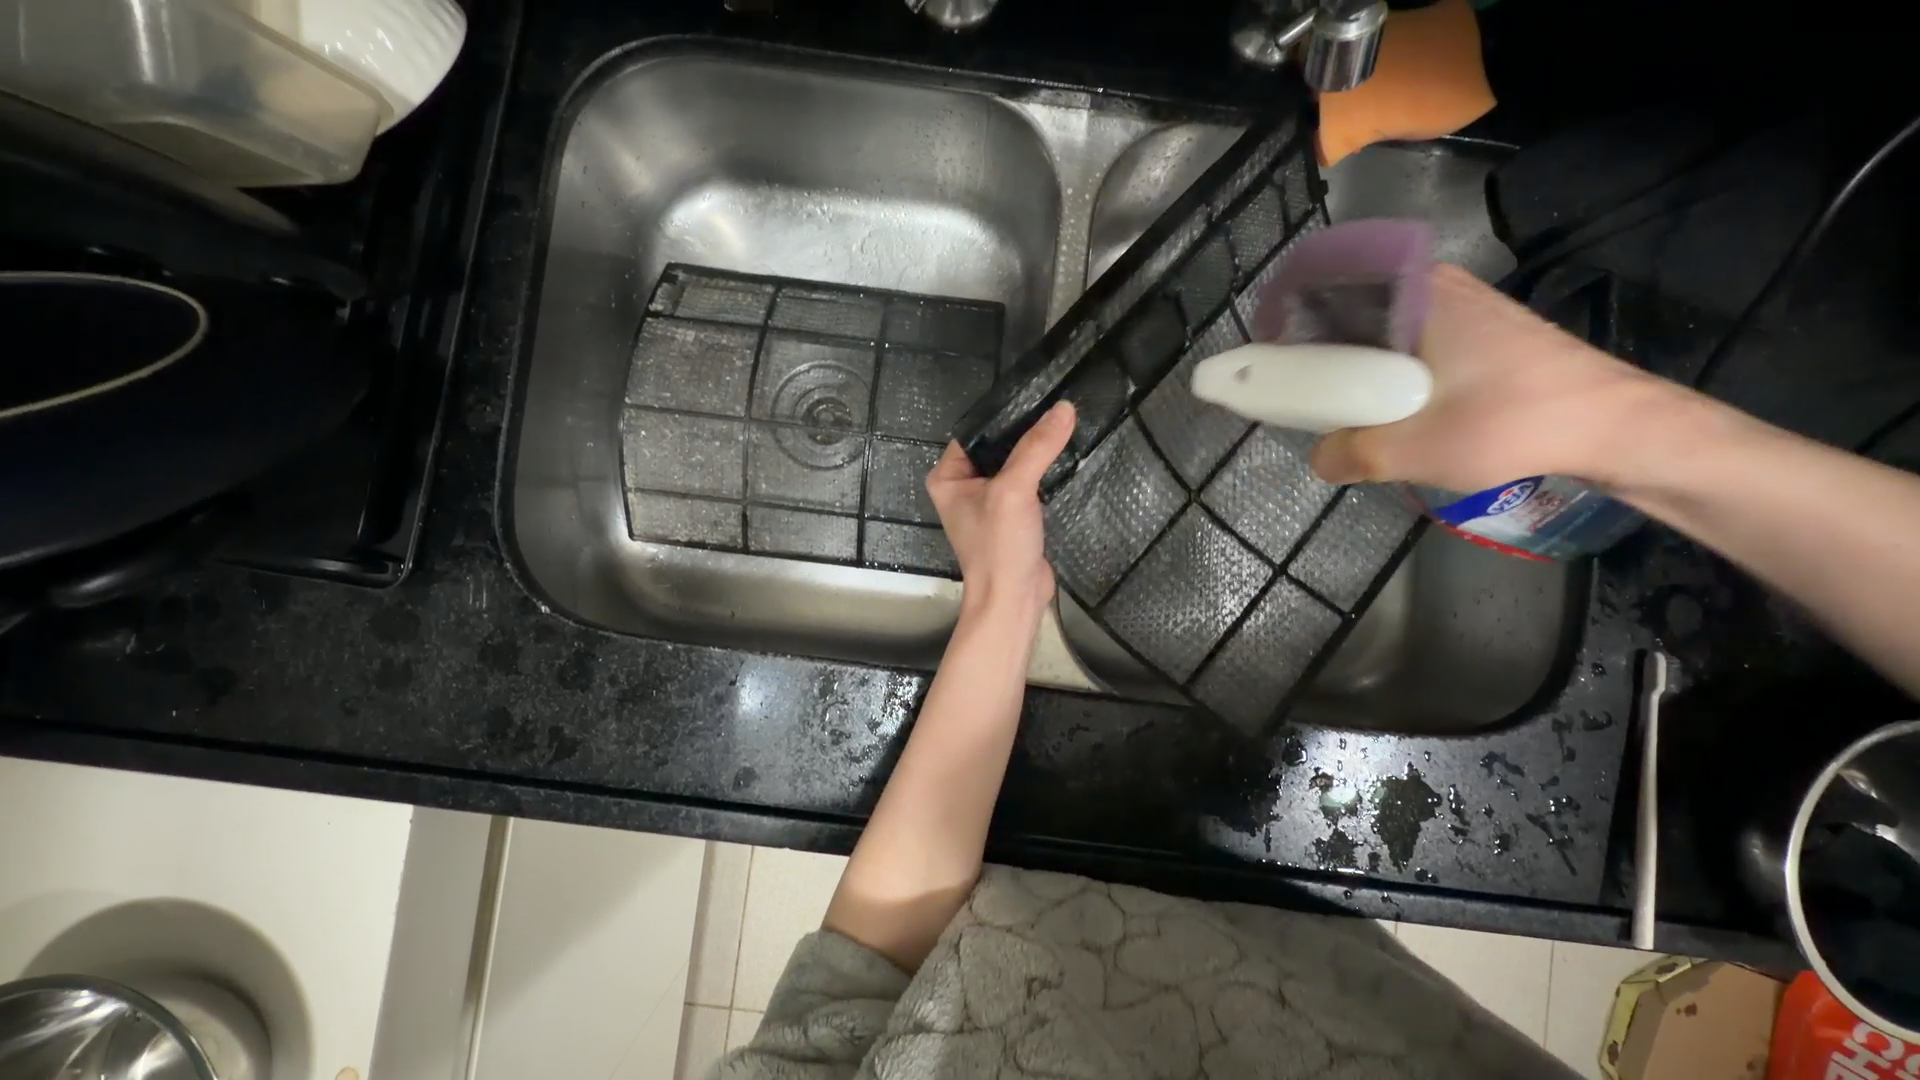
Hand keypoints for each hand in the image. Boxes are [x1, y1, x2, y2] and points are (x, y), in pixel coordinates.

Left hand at [926, 401, 1075, 618]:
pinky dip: (1043, 474)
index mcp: (947, 477)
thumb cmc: (999, 545)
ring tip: (1066, 427)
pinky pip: (1028, 484)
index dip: (1004, 415)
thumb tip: (1064, 408)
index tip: (1037, 395)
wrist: (1013, 599)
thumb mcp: (1014, 490)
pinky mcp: (1012, 517)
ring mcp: (988, 503)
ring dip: (1037, 454)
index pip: (975, 432)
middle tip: (1058, 409)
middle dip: (1025, 433)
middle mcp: (963, 487)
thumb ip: (1037, 447)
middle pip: (998, 447)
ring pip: (1015, 465)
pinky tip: (1065, 458)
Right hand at [1311, 264, 1680, 491]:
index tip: (1270, 367)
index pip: (1325, 289)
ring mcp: (1462, 305)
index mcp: (1414, 290)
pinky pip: (1409, 342)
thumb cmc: (1514, 422)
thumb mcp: (1418, 448)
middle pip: (1350, 311)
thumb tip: (1319, 459)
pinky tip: (1388, 409)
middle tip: (1303, 399)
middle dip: (1320, 354)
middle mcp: (1435, 285)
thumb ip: (1354, 453)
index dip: (1288, 327)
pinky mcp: (1480, 331)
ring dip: (1356, 367)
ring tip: (1341, 409)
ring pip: (1381, 330)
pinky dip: (1387, 371)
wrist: (1617, 425)